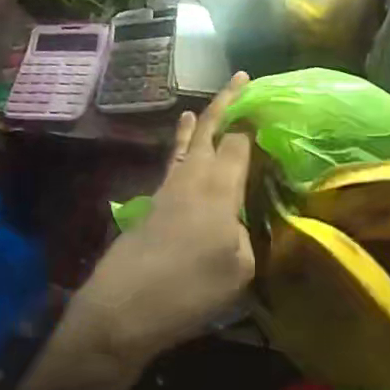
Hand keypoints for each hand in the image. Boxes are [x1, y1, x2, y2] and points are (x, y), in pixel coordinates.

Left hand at [63, 75, 254, 368]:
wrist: (122, 309)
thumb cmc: (188, 291)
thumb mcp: (237, 271)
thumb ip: (242, 237)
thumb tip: (232, 223)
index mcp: (218, 190)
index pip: (238, 145)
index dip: (253, 125)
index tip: (268, 107)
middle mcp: (190, 181)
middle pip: (206, 132)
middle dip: (224, 104)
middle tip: (239, 80)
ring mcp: (164, 193)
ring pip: (181, 149)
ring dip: (193, 127)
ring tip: (193, 111)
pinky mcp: (148, 211)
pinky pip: (169, 170)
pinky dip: (176, 155)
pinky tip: (178, 161)